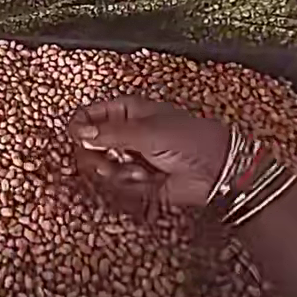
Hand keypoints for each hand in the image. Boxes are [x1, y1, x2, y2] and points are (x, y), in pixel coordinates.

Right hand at [67, 97, 230, 211]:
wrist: (218, 171)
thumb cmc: (187, 140)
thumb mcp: (145, 131)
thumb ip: (109, 133)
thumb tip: (79, 133)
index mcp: (124, 111)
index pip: (88, 115)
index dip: (79, 128)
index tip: (79, 141)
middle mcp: (123, 133)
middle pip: (89, 144)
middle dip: (95, 156)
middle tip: (105, 163)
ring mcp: (129, 157)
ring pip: (100, 166)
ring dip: (115, 172)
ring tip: (135, 173)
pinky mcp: (136, 180)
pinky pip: (117, 184)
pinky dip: (129, 184)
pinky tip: (147, 181)